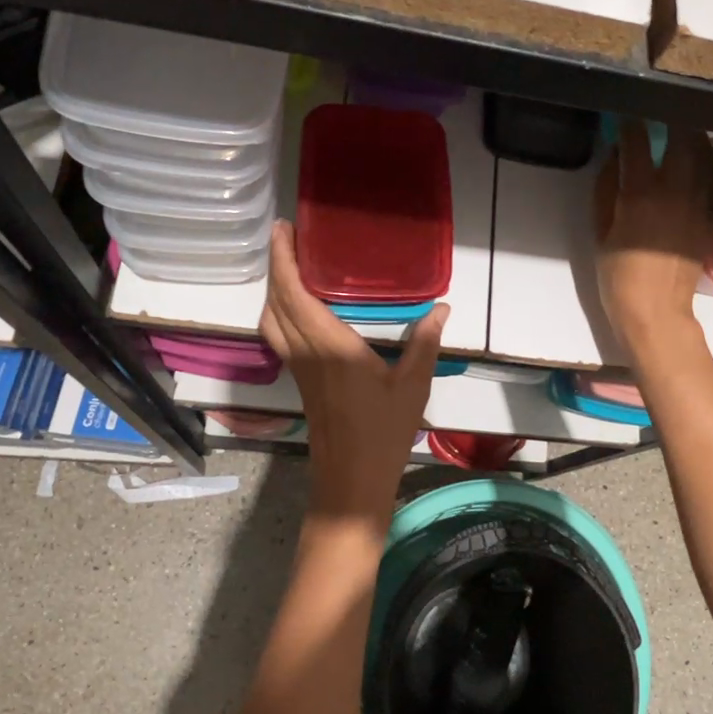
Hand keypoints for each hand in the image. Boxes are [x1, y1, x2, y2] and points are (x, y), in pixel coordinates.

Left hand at [259, 220, 449, 523]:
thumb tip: (441, 308)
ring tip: (293, 268)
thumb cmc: (383, 433)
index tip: (284, 231)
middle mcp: (305, 353)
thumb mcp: (413, 386)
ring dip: (274, 291)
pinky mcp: (301, 382)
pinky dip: (281, 313)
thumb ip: (424, 343)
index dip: (284, 260)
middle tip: (288, 239)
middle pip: (275, 304)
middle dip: (277, 267)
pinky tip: (302, 310)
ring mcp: (299, 369)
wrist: (351, 482)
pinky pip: (280, 337)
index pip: (294, 295)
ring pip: (271, 322)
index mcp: (329, 347)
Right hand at [594, 121, 712, 356]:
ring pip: (706, 156)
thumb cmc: (619, 275)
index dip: (631, 123)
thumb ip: (606, 189)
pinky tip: (703, 158)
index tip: (626, 113)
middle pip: (683, 139)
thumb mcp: (601, 231)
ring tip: (685, 126)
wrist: (656, 311)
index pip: (637, 142)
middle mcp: (675, 190)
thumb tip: (615, 156)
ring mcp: (699, 203)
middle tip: (665, 110)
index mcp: (640, 193)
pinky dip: (709, 163)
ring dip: (696, 137)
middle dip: (674, 119)